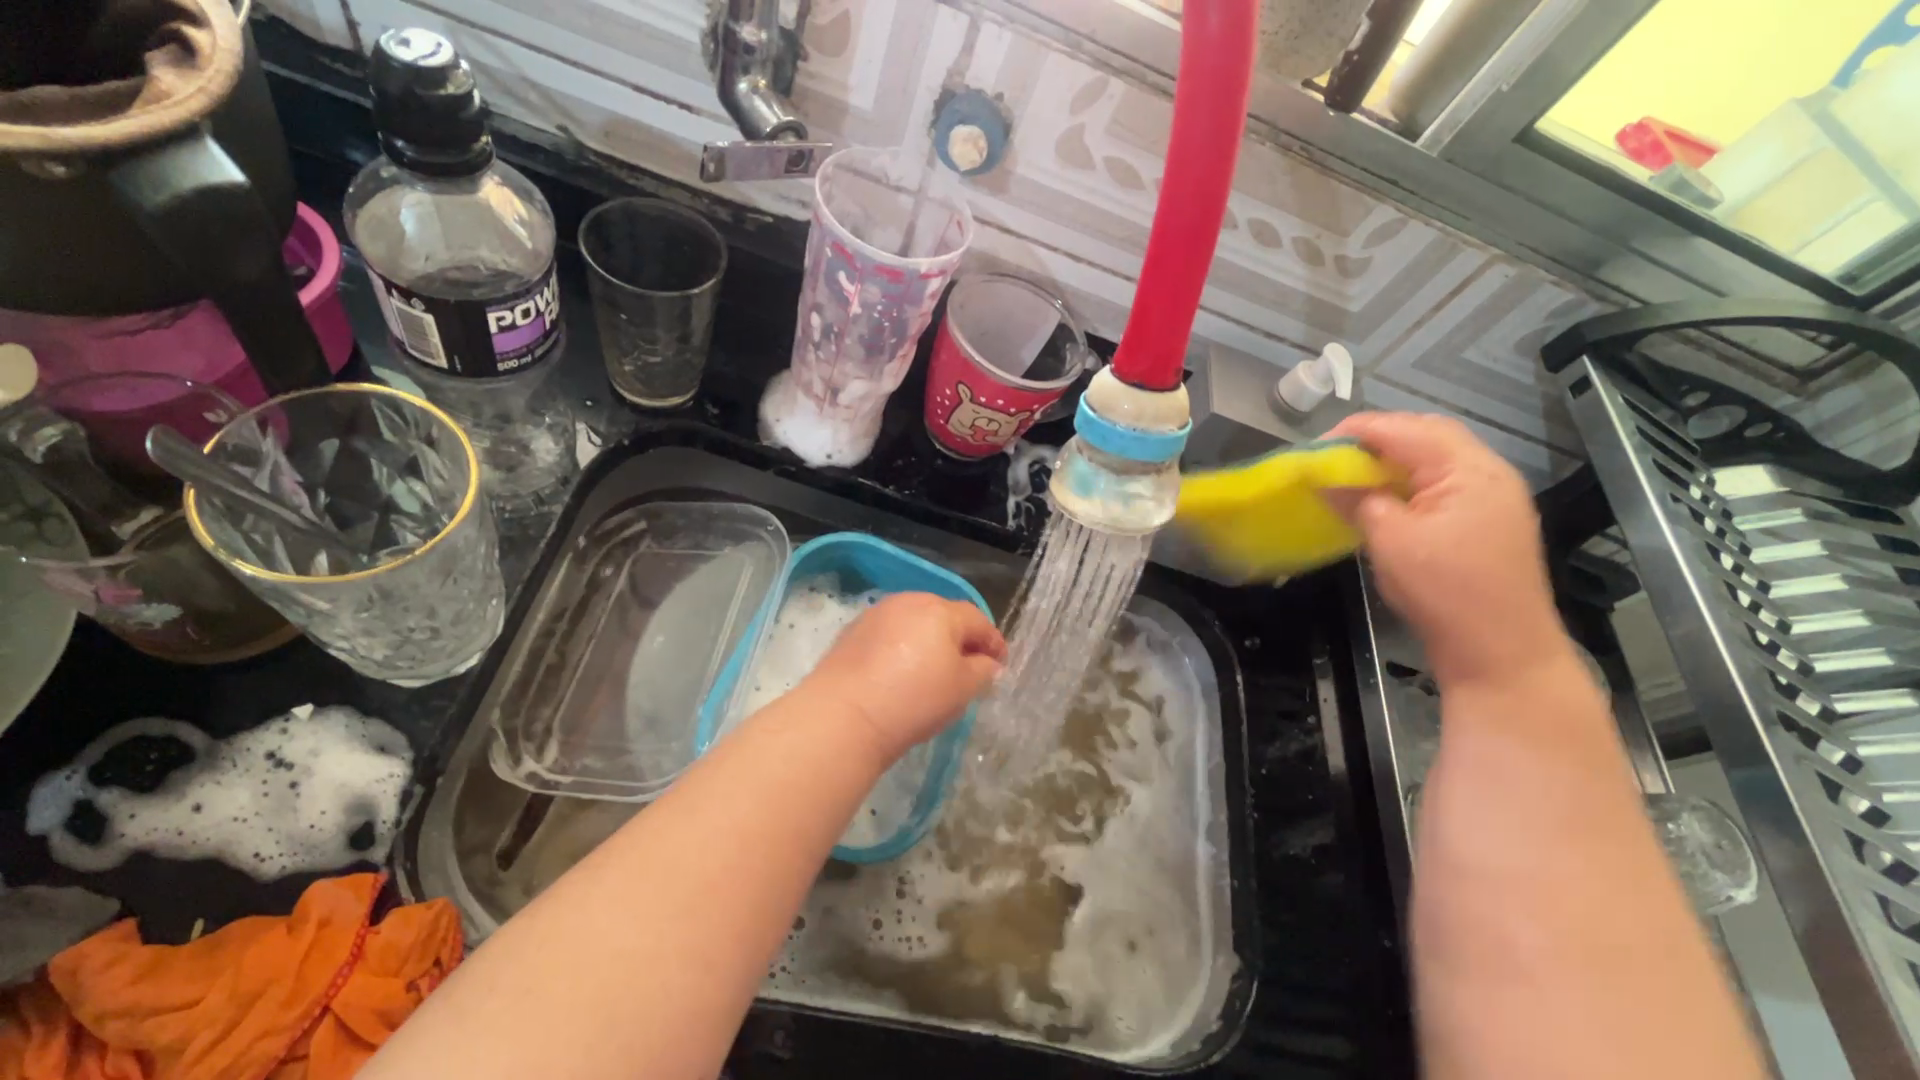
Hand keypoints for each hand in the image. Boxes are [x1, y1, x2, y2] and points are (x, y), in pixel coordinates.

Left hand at [802, 592, 1005, 764]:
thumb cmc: (914, 700)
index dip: (993, 642)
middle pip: (944, 615)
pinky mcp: (852, 632)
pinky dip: (902, 649)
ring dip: (929, 641)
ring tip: (934, 670)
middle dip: (960, 638)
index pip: (977, 620)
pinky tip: (901, 673)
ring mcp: (876, 615)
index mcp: (940, 610)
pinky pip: (889, 635)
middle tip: (969, 666)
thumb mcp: (962, 689)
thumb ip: (983, 671)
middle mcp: (908, 602)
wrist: (845, 715)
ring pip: (914, 623)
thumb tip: (987, 662)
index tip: (1000, 663)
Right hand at [1328, 412, 1573, 685]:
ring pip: (1435, 460)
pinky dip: (1407, 484)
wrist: (1503, 655)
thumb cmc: (1446, 593)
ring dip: (1391, 462)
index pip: (1405, 428)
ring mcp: (1492, 499)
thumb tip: (1326, 478)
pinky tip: (1383, 502)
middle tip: (1332, 460)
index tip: (1313, 450)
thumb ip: (1358, 499)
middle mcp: (1488, 473)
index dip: (1355, 432)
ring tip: (1351, 478)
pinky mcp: (1487, 523)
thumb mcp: (1390, 540)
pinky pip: (1442, 485)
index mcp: (1469, 469)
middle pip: (1426, 435)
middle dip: (1375, 440)